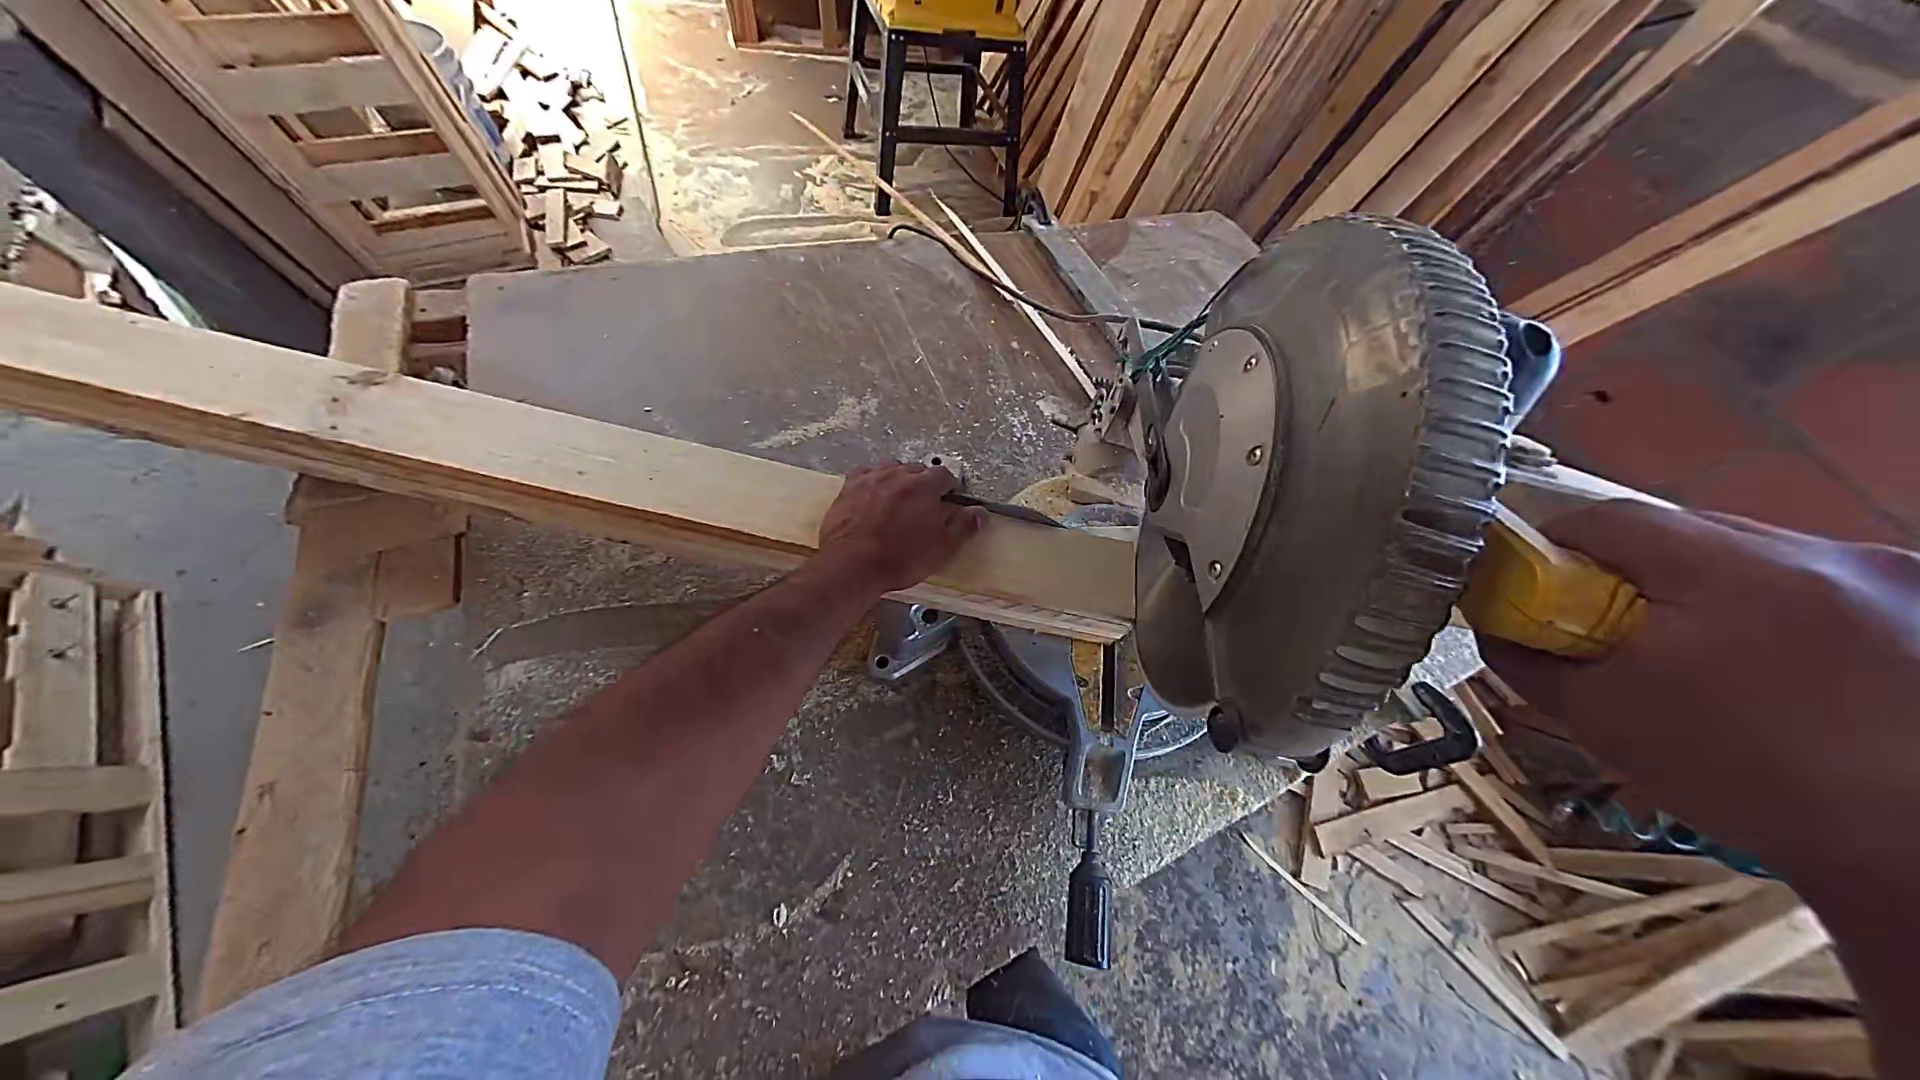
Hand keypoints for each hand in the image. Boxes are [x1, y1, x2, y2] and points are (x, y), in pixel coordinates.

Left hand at [812, 463, 983, 594]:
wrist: (853, 564)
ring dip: (899, 480)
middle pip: (917, 469)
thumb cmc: (898, 558)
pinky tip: (874, 494)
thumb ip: (962, 527)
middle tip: (925, 503)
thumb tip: (979, 513)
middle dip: (924, 483)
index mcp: (924, 486)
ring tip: (900, 499)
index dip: (949, 486)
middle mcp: (898, 475)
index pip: (944, 474)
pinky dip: (873, 481)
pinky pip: (866, 475)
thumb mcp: (941, 548)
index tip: (949, 496)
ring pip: (891, 469)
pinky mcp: (849, 488)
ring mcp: (871, 479)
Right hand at [1478, 501, 1919, 885]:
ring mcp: (1893, 574)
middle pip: (1680, 529)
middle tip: (1605, 626)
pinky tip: (1773, 664)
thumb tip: (1492, 624)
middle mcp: (1822, 552)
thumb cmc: (1738, 781)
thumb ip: (1527, 659)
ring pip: (1746, 552)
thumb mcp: (1599, 719)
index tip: (1534, 587)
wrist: (1918, 858)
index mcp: (1729, 573)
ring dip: (1701, 586)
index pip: (1606, 519)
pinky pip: (1809, 579)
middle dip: (1627, 569)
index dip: (1552, 544)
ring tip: (1695, 652)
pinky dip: (1766, 606)